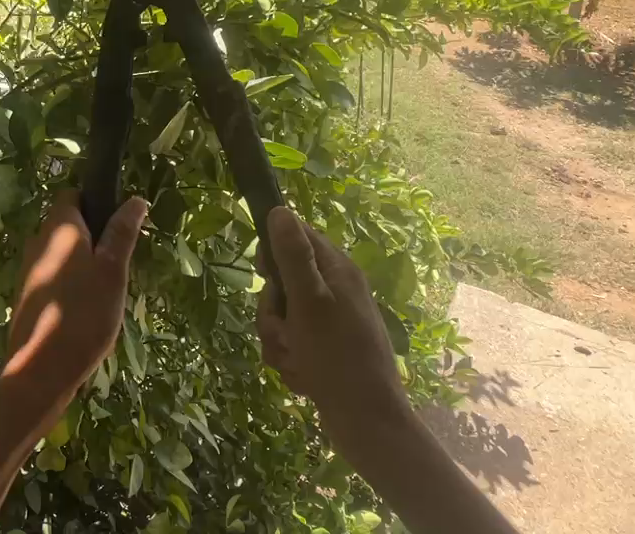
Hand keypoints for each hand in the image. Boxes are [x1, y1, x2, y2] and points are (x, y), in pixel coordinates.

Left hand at [2, 191, 147, 414]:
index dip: (97, 201)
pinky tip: (89, 309)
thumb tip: (135, 199)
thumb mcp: (112, 270)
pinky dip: (72, 283)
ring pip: (62, 253)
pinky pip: (55, 276)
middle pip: (68, 224)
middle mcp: (38, 241)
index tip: (120, 222)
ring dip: (85, 262)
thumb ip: (122, 233)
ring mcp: (29, 270)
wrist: (40, 371)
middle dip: (95, 235)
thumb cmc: (83, 313)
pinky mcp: (28, 297)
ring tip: (110, 288)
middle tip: (122, 260)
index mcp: (58, 227)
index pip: (73, 194)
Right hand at [256, 207, 406, 440]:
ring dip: (279, 340)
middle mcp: (335, 290)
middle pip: (282, 281)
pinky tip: (303, 377)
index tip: (265, 275)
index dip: (273, 253)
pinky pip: (292, 343)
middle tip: (284, 331)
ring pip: (282, 316)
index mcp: (337, 270)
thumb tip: (279, 210)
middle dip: (273, 311)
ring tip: (296, 360)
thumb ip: (293, 256)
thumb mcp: (309, 302)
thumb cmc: (338, 358)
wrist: (369, 425)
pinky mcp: (325, 350)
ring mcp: (330, 322)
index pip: (296, 236)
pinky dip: (290, 360)